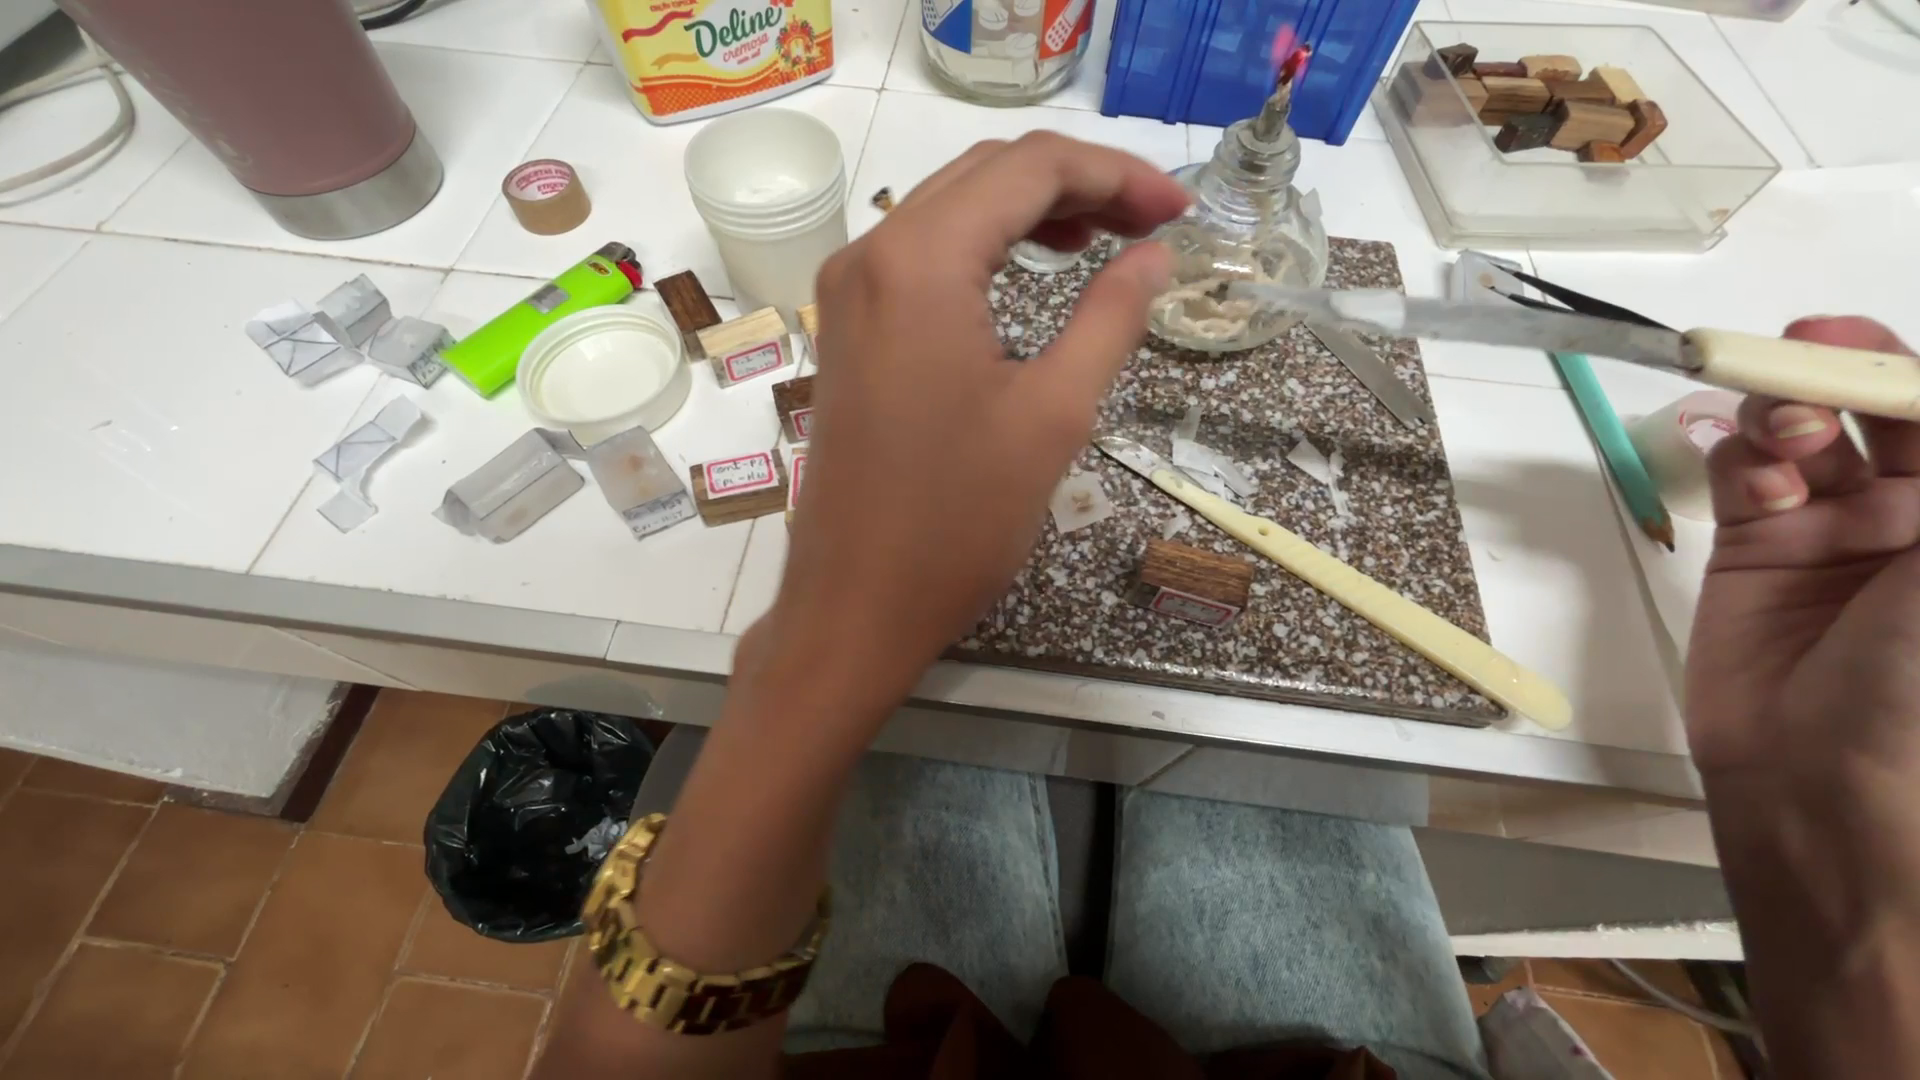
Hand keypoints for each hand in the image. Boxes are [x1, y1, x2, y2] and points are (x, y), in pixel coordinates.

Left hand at [760, 134, 1187, 714]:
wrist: (856, 604)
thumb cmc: (957, 522)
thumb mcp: (1053, 416)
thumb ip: (1111, 318)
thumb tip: (1156, 256)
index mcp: (919, 263)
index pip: (1030, 169)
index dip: (1118, 175)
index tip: (1179, 211)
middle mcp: (870, 255)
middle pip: (985, 177)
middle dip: (1076, 186)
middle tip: (1150, 223)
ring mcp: (848, 294)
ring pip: (951, 212)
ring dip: (1028, 213)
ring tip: (1100, 241)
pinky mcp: (847, 332)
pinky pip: (921, 259)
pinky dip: (982, 251)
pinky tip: (1026, 274)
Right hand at [1686, 317, 1919, 776]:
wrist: (1829, 773)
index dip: (1912, 374)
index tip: (1859, 341)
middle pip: (1883, 417)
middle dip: (1844, 376)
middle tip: (1802, 348)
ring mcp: (1834, 531)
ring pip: (1804, 441)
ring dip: (1783, 418)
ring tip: (1773, 430)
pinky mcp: (1752, 550)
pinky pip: (1744, 483)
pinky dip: (1738, 464)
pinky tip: (1747, 477)